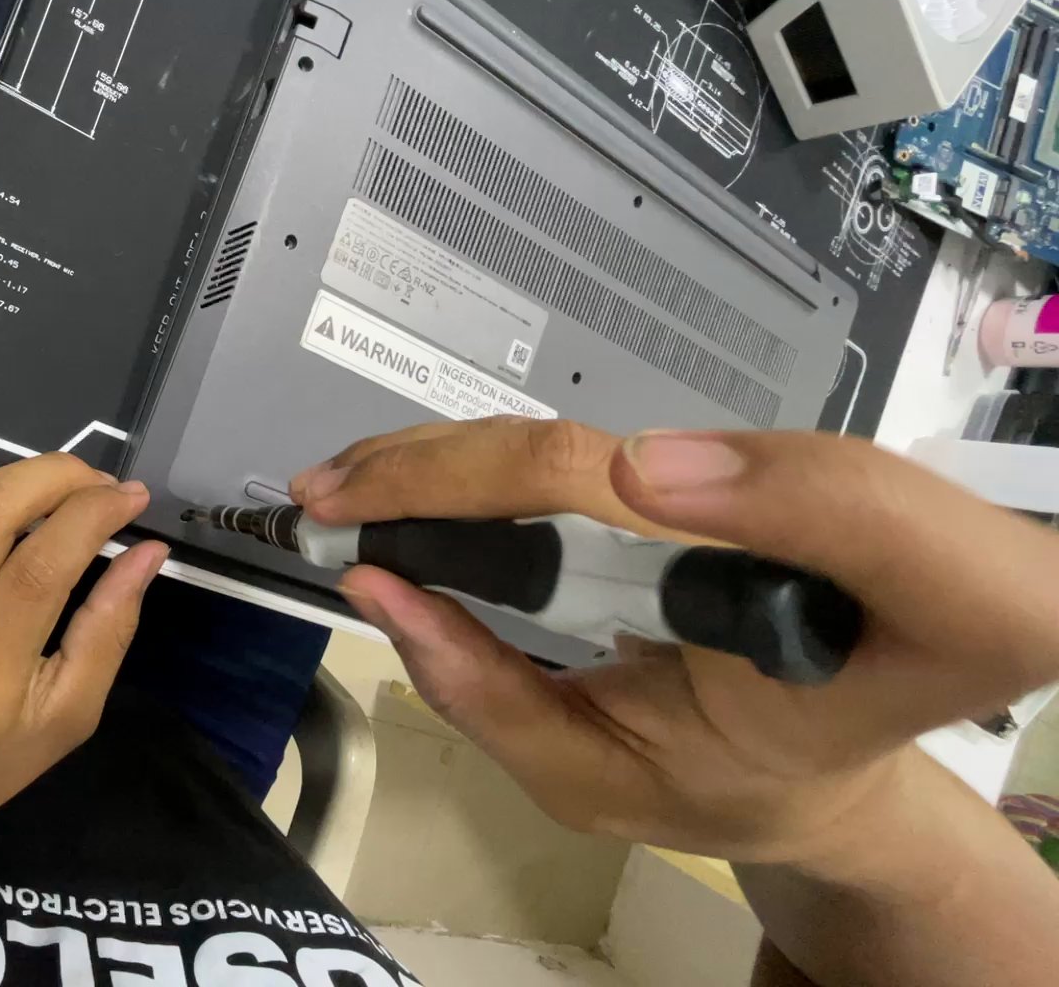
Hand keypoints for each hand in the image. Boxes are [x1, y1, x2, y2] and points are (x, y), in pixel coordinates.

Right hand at [293, 418, 1058, 864]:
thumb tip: (376, 582)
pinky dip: (457, 458)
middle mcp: (830, 524)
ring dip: (434, 457)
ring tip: (336, 491)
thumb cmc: (714, 781)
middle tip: (330, 504)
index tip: (632, 483)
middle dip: (453, 475)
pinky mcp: (673, 458)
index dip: (768, 485)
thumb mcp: (599, 781)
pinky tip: (387, 475)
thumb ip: (490, 699)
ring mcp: (744, 475)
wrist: (792, 747)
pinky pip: (551, 445)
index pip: (857, 517)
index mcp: (889, 632)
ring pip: (568, 438)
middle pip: (622, 464)